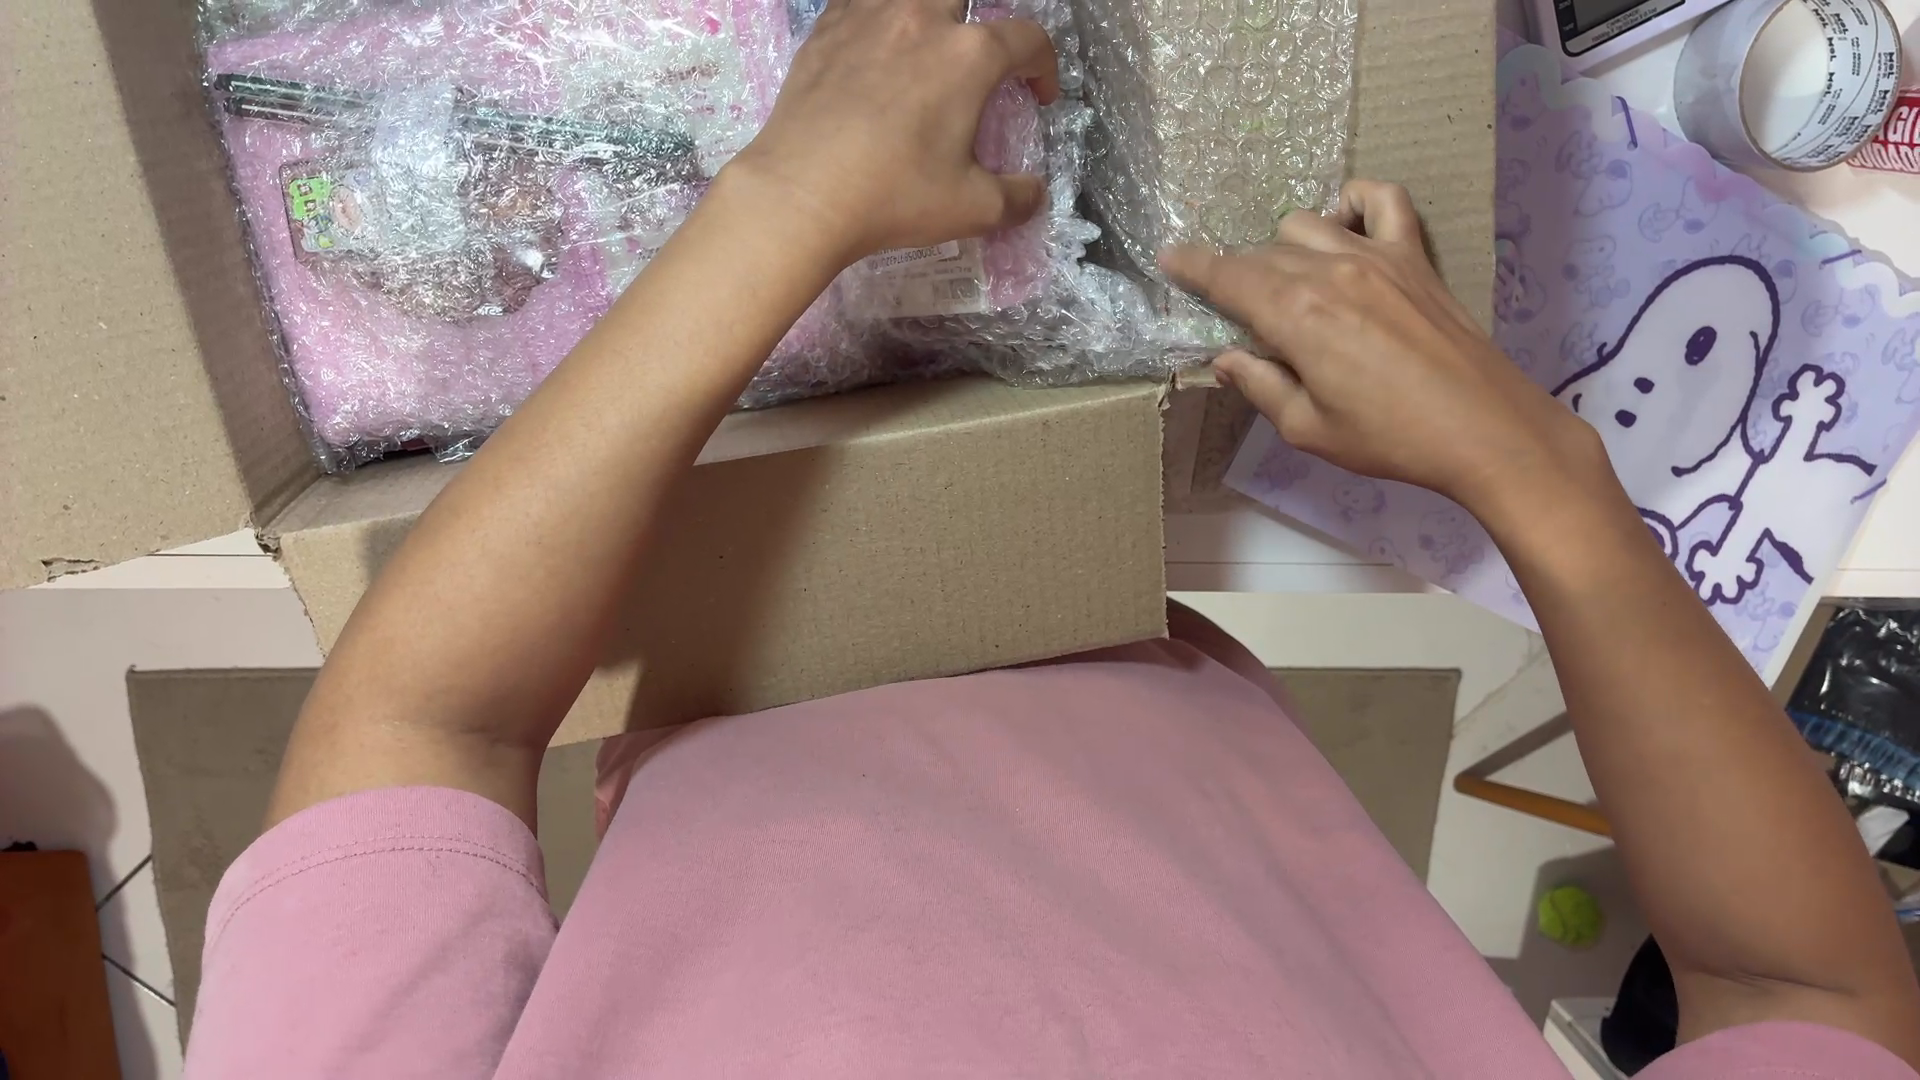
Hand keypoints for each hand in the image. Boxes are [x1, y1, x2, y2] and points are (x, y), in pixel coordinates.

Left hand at [725, 0, 1059, 262]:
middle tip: (974, 65)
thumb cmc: (896, 197)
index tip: (1040, 96)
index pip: (1026, 40)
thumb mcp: (971, 210)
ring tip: (922, 53)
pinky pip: (858, 6)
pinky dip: (875, 22)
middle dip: (978, 25)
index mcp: (968, 56)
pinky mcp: (824, 31)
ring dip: (925, 18)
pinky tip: (872, 54)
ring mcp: (867, 17)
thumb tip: (1035, 194)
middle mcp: (921, 18)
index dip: (1043, 68)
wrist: (804, 194)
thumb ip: (1016, 200)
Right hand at [1161, 180, 1608, 526]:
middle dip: (1234, 275)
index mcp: (1295, 316)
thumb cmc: (1386, 437)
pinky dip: (1352, 203)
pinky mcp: (1414, 256)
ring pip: (1304, 225)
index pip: (1228, 278)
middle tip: (1231, 310)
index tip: (1167, 255)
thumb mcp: (1304, 427)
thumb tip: (1225, 358)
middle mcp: (1329, 272)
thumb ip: (1258, 385)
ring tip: (1285, 282)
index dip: (1192, 267)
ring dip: (1281, 248)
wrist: (1482, 428)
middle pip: (1260, 254)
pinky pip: (1381, 200)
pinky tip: (1342, 225)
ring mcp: (1376, 255)